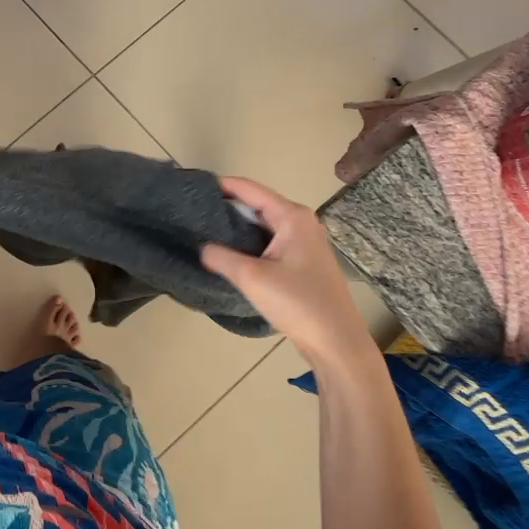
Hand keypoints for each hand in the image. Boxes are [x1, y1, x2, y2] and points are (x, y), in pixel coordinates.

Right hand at [201, 177, 376, 369]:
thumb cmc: (298, 303)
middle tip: (191, 212)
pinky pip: (268, 241)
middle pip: (256, 204)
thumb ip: (219, 256)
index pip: (248, 189)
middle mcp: (301, 222)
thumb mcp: (251, 277)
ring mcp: (304, 242)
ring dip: (235, 227)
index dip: (219, 185)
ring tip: (202, 230)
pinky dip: (247, 242)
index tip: (190, 188)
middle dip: (224, 206)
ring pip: (261, 225)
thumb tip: (200, 246)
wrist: (337, 342)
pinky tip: (227, 252)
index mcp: (292, 216)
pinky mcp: (302, 261)